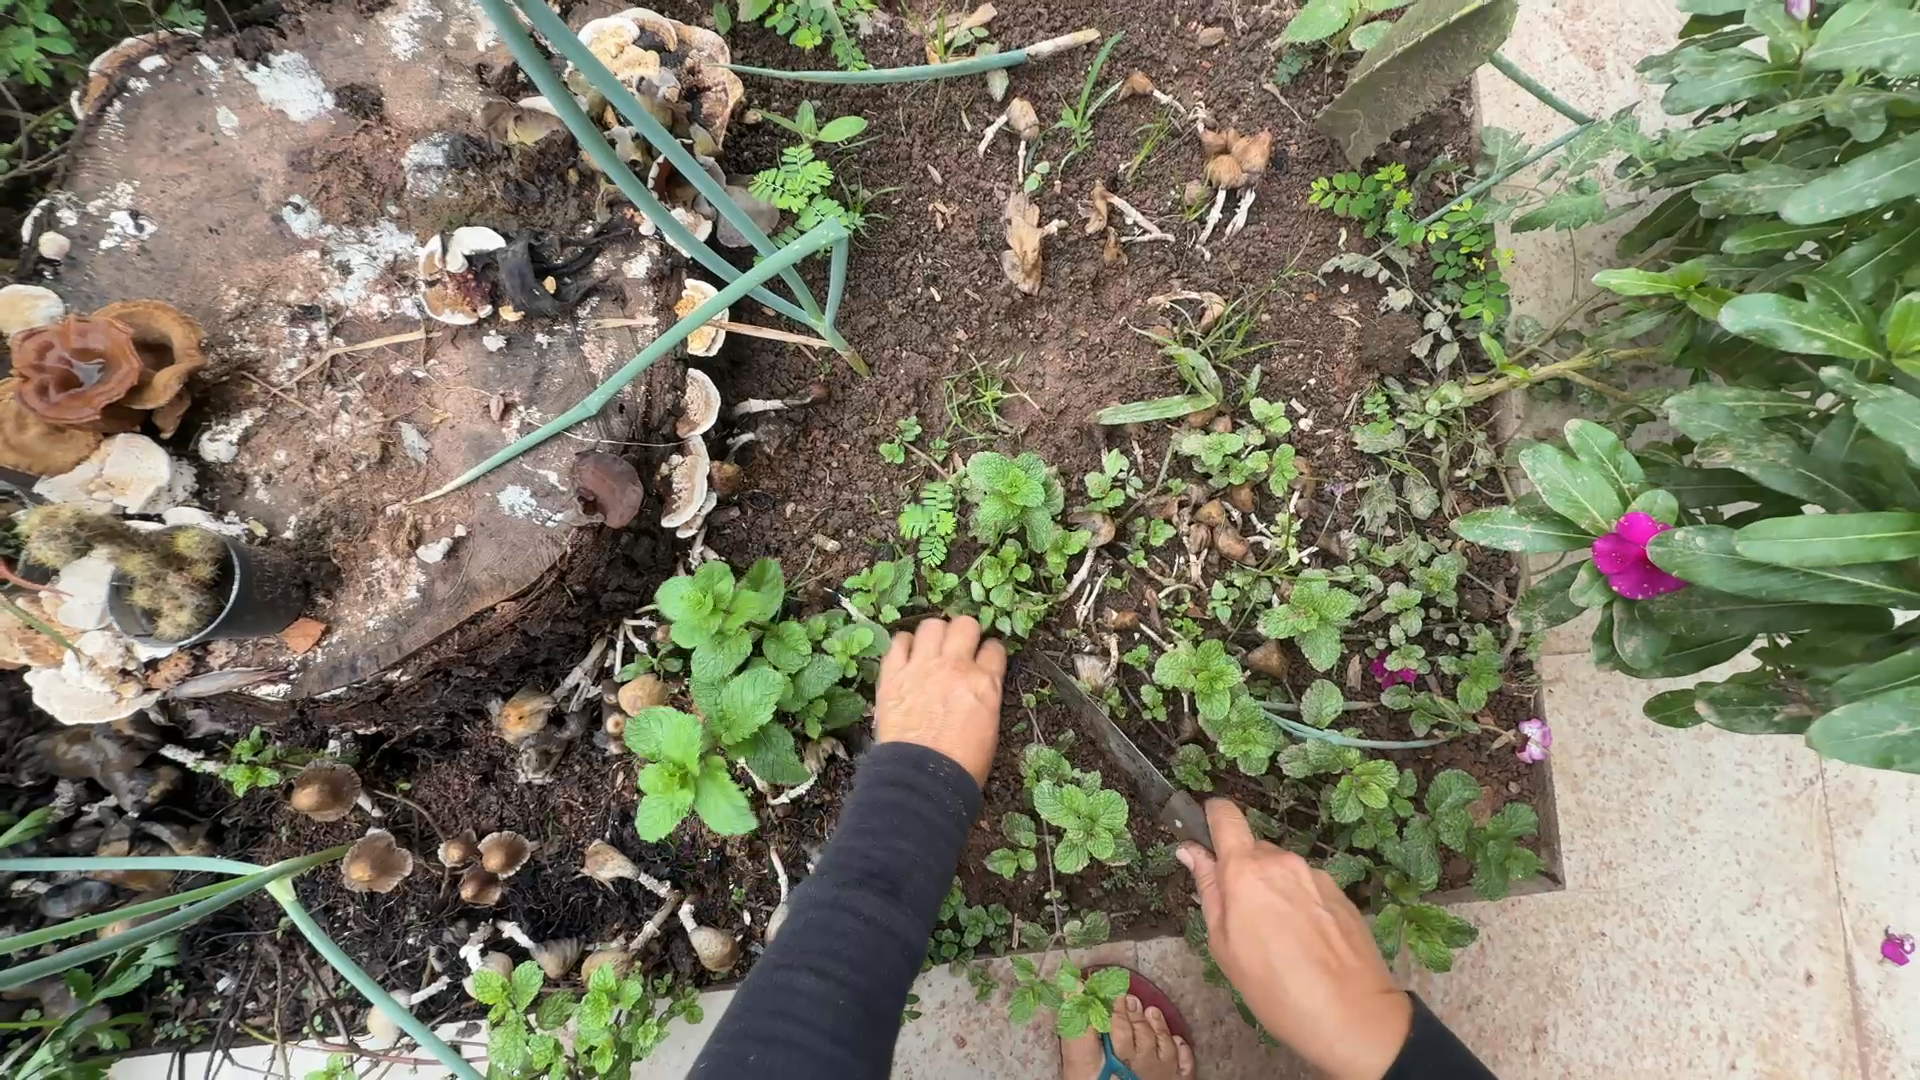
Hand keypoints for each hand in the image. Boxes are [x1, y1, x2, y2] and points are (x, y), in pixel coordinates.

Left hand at [875, 616, 1006, 787]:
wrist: (922, 779)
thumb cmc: (962, 765)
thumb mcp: (989, 729)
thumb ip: (985, 698)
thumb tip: (979, 689)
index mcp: (985, 683)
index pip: (995, 648)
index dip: (990, 651)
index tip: (985, 656)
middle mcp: (955, 667)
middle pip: (965, 625)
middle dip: (965, 631)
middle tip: (960, 644)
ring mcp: (922, 667)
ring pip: (932, 626)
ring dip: (935, 633)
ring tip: (932, 646)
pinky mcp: (894, 674)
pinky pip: (899, 642)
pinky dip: (905, 644)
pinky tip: (907, 654)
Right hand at [1178, 800, 1410, 1079]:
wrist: (1356, 1019)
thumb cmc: (1275, 987)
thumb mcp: (1224, 944)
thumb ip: (1208, 889)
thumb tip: (1190, 850)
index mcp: (1245, 869)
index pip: (1225, 814)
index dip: (1212, 816)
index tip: (1206, 834)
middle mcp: (1281, 861)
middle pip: (1253, 848)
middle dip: (1244, 870)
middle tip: (1244, 915)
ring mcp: (1315, 875)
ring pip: (1282, 869)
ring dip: (1274, 889)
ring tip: (1281, 935)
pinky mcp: (1341, 894)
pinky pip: (1308, 887)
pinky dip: (1301, 903)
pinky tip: (1308, 941)